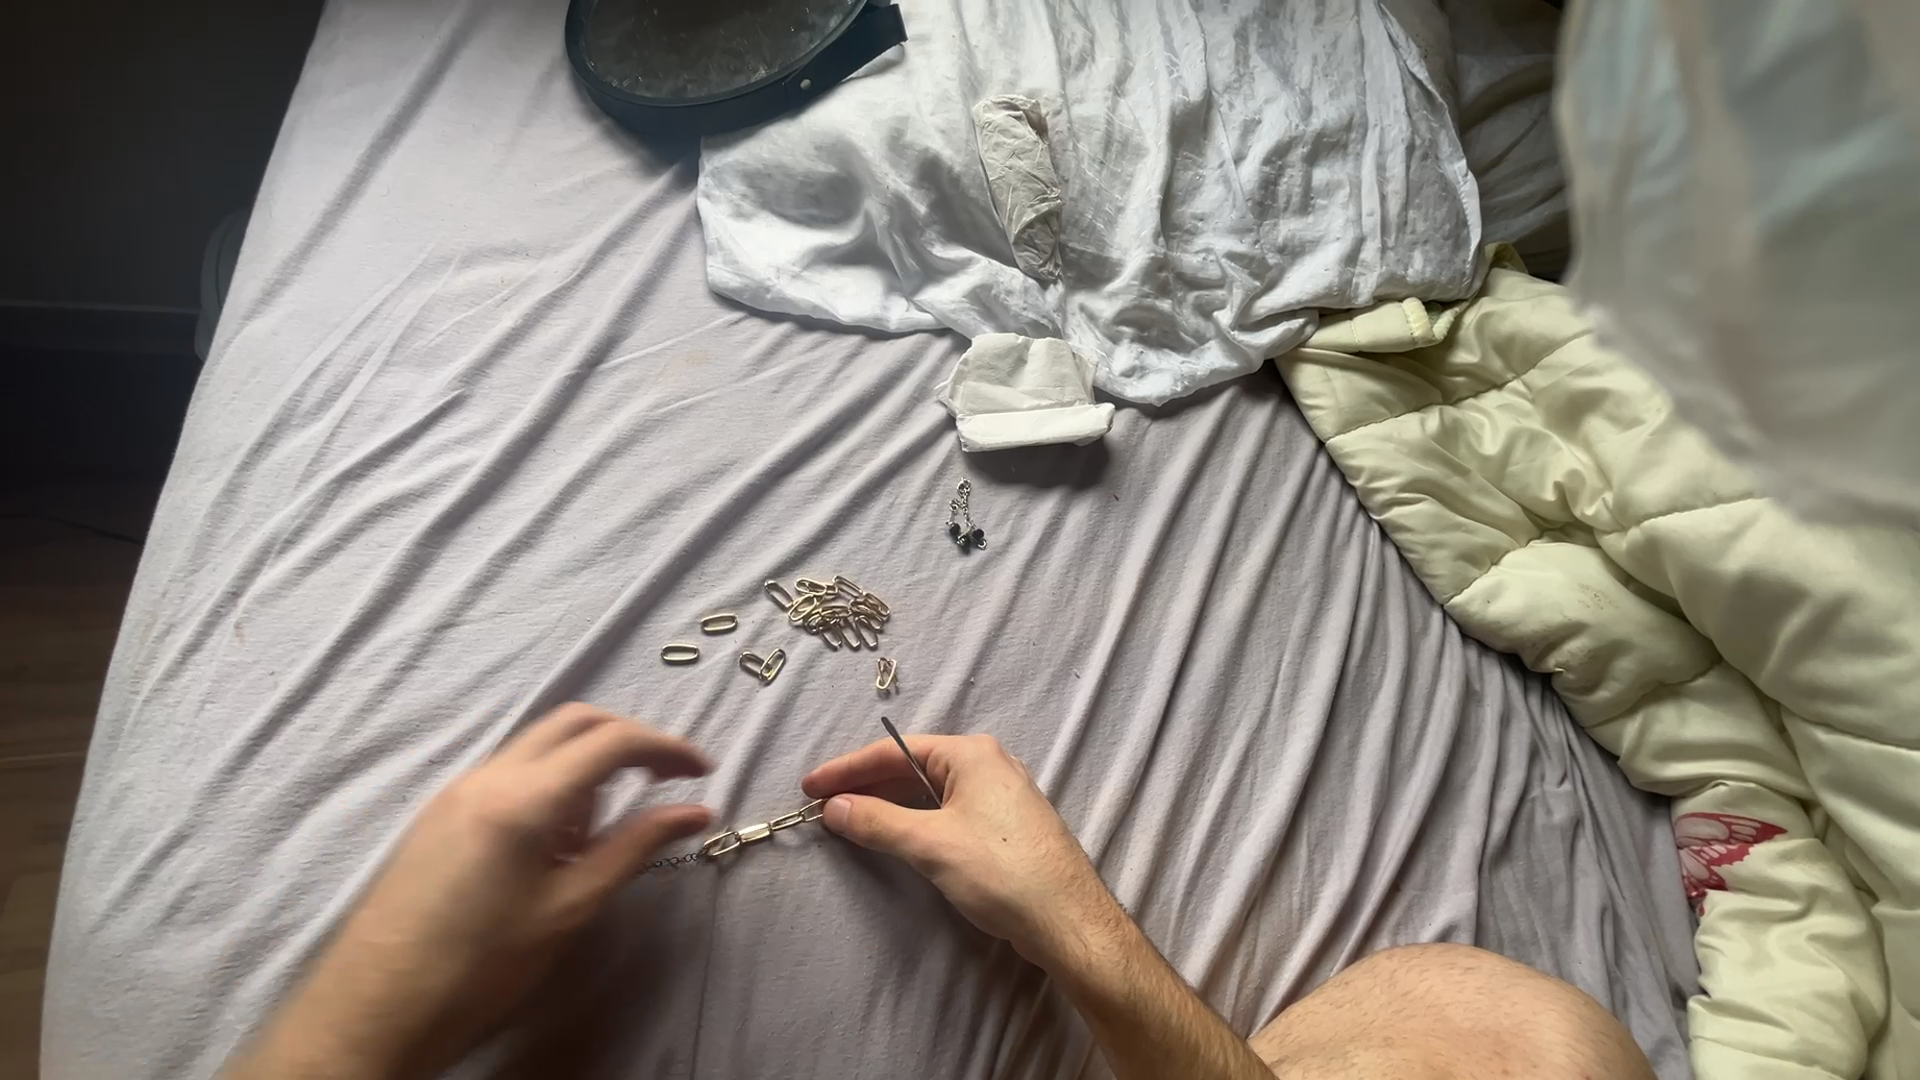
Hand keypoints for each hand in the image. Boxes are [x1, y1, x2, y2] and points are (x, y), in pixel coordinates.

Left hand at [227, 704, 713, 1079]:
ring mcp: (460, 789)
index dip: (668, 748)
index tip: (703, 771)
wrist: (363, 1021)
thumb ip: (637, 846)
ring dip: (591, 759)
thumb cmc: (479, 969)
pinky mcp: (443, 810)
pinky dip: (555, 779)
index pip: (613, 741)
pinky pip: (515, 768)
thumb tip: (698, 812)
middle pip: (578, 721)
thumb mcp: (570, 907)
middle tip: (665, 776)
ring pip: (544, 741)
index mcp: (525, 797)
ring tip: (605, 824)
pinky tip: (559, 835)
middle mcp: (490, 775)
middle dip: (631, 739)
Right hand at [806, 733, 1276, 1079]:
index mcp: (971, 753)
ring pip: (930, 789)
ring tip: (848, 816)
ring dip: (890, 802)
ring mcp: (998, 792)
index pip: (896, 750)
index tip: (811, 785)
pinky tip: (894, 832)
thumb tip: (834, 806)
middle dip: (868, 784)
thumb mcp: (932, 844)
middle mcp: (986, 762)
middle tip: (823, 802)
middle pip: (913, 766)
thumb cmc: (1000, 871)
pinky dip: (915, 817)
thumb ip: (878, 821)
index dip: (849, 768)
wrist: (1069, 920)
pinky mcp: (1003, 823)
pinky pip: (946, 808)